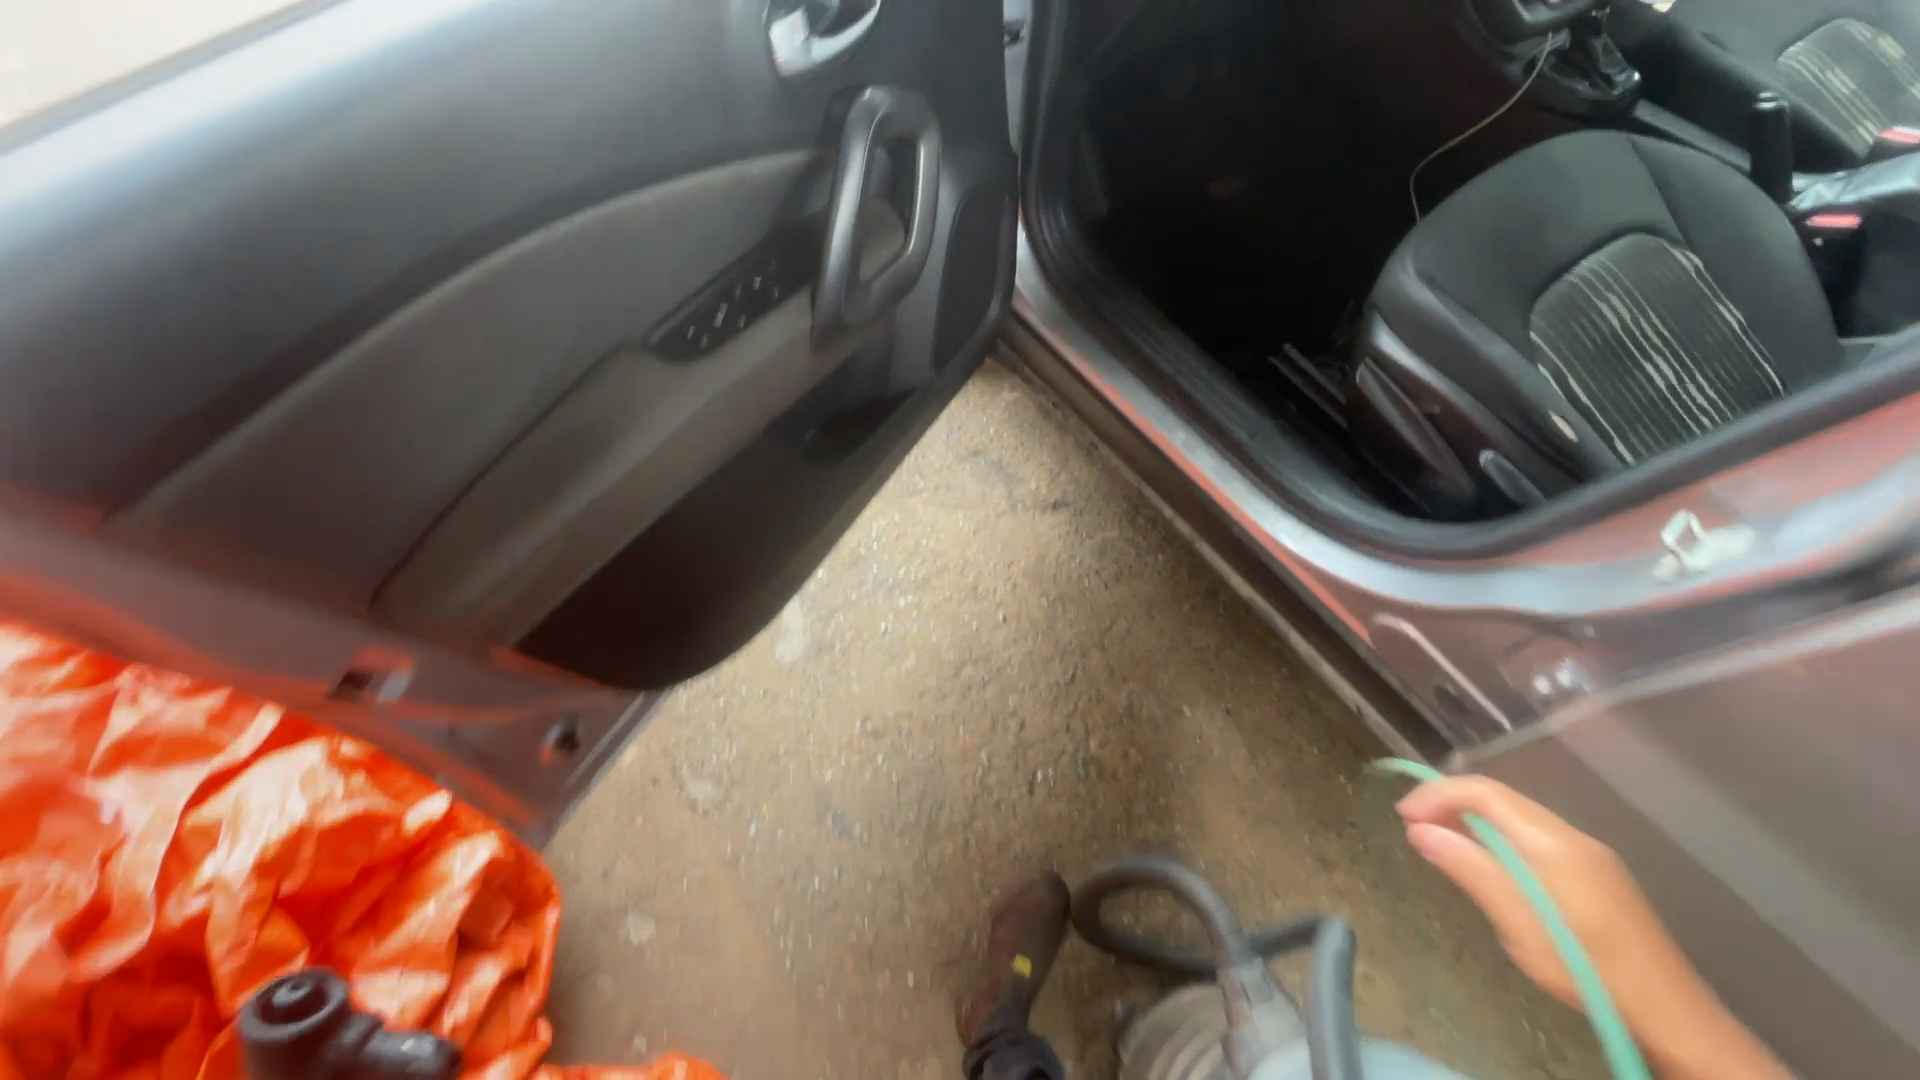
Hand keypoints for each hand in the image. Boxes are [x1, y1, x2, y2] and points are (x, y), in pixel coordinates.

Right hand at [1396, 775, 1793, 1079]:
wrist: (1672, 1016)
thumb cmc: (1587, 968)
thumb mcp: (1517, 922)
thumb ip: (1469, 869)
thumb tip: (1419, 829)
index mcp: (1553, 841)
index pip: (1485, 792)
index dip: (1437, 794)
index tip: (1402, 816)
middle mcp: (1572, 837)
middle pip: (1501, 800)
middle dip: (1450, 804)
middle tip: (1412, 829)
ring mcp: (1588, 856)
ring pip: (1517, 819)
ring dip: (1472, 822)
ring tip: (1439, 844)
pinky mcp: (1594, 876)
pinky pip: (1533, 840)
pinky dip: (1497, 840)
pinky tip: (1486, 867)